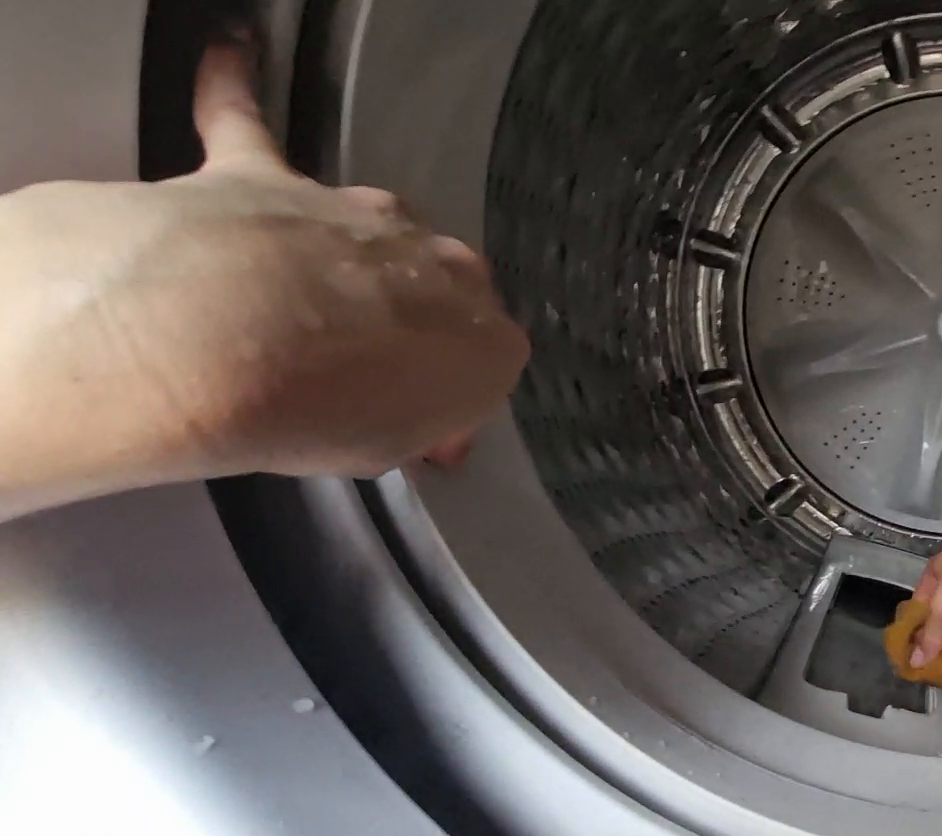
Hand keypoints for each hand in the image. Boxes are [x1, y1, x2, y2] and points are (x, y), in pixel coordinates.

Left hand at [0, 41, 527, 512]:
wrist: (223, 345)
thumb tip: (419, 423)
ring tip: (303, 303)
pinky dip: (235, 91)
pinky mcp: (269, 176)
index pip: (484, 362)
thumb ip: (420, 422)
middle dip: (414, 324)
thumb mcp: (396, 447)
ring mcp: (363, 215)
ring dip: (353, 258)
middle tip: (366, 370)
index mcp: (492, 338)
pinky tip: (235, 57)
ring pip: (373, 230)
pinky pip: (247, 122)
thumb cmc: (326, 406)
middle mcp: (447, 268)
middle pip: (440, 290)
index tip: (417, 420)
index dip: (448, 393)